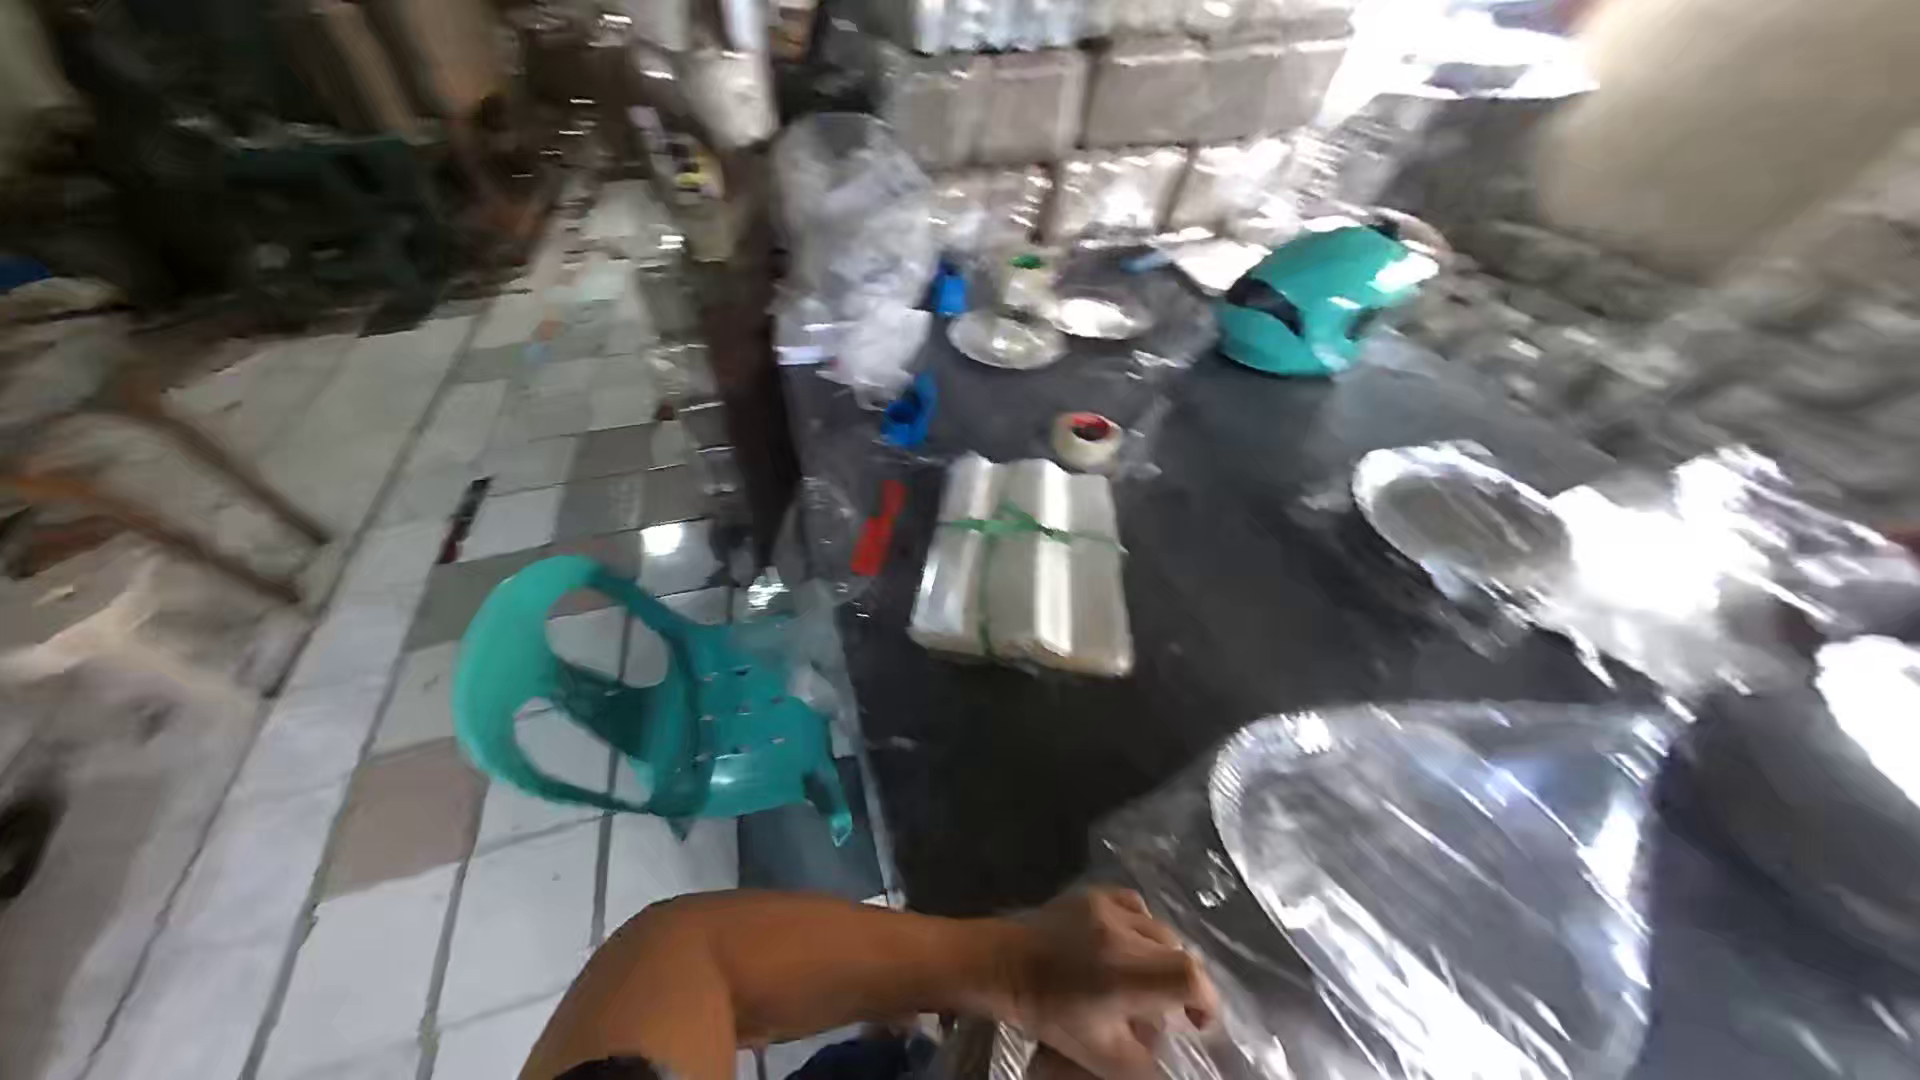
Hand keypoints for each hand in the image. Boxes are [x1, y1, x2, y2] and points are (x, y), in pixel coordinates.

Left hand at [986, 888, 1217, 1079]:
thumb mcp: (1102, 1055)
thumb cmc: (1050, 1013)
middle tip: (1170, 1007)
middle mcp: (1122, 932)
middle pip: (1180, 952)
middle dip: (1184, 982)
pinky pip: (1134, 904)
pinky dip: (1141, 925)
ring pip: (1159, 928)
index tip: (1195, 1023)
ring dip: (1163, 954)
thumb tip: (1174, 1062)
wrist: (1005, 964)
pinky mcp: (1092, 893)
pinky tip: (1128, 943)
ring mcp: (1106, 906)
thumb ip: (1147, 1063)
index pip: (1191, 977)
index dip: (1207, 1003)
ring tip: (1145, 976)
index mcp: (1126, 974)